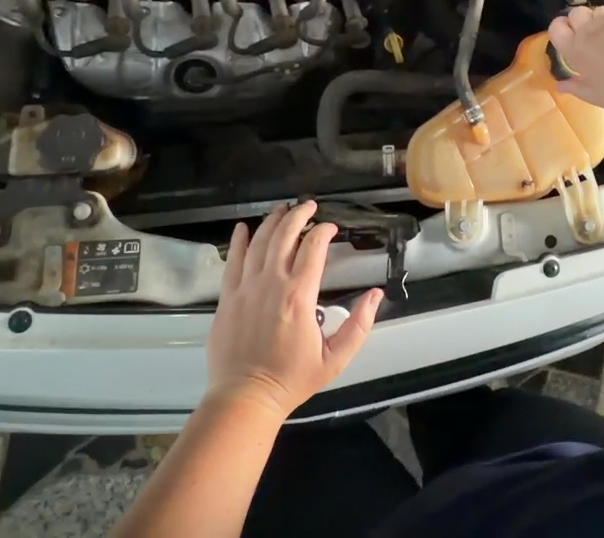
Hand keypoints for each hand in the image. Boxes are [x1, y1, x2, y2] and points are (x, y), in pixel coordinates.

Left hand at [205, 201, 382, 418]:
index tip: (331, 228)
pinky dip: (239, 240)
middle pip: (284, 235)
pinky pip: (233, 260)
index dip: (324, 231)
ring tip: (283, 210)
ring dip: (272, 222)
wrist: (245, 398)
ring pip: (259, 242)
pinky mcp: (227, 297)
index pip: (313, 247)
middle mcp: (271, 283)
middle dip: (299, 216)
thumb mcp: (335, 358)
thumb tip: (375, 295)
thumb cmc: (292, 379)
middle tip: (309, 206)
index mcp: (299, 295)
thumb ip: (359, 325)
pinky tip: (244, 227)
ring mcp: (246, 288)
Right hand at [547, 5, 603, 115]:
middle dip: (578, 21)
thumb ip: (577, 88)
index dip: (560, 30)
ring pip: (599, 11)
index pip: (556, 27)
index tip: (567, 40)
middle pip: (575, 13)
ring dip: (600, 21)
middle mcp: (592, 30)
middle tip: (590, 40)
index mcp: (578, 50)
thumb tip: (560, 84)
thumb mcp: (599, 98)